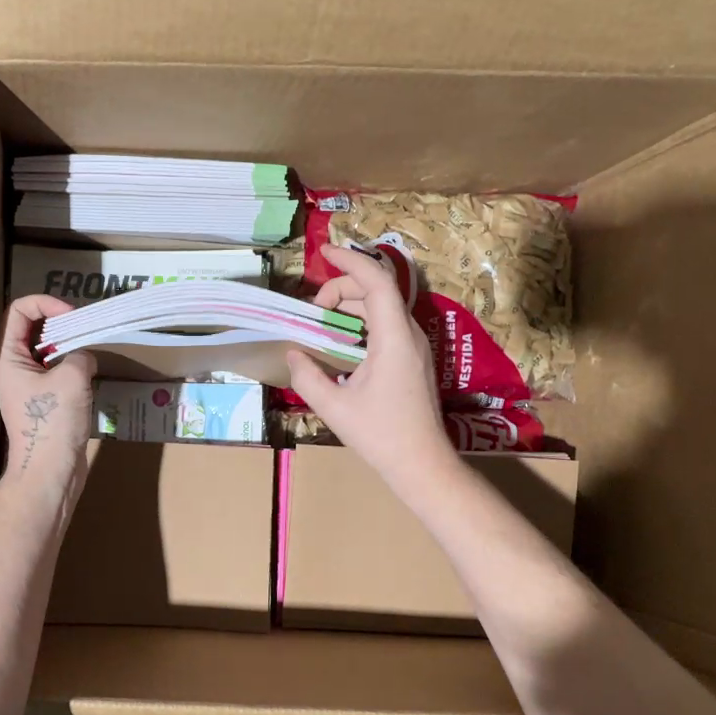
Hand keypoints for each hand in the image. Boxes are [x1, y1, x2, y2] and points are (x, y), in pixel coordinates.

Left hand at [0, 295, 94, 478]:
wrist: (49, 473)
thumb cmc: (52, 423)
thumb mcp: (72, 378)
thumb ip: (80, 354)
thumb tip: (86, 356)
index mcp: (10, 358)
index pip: (20, 311)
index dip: (45, 303)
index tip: (70, 314)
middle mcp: (16, 370)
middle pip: (35, 330)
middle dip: (62, 324)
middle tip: (87, 329)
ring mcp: (30, 388)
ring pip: (50, 354)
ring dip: (72, 347)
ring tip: (95, 348)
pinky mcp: (46, 405)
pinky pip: (60, 375)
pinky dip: (76, 369)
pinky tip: (96, 373)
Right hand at [286, 244, 453, 485]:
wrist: (421, 462)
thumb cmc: (380, 434)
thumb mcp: (333, 406)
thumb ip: (307, 375)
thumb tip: (294, 353)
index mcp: (393, 338)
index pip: (376, 282)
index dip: (350, 261)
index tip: (324, 252)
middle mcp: (409, 334)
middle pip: (377, 289)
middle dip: (342, 286)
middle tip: (313, 309)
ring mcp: (414, 346)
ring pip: (382, 306)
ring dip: (350, 304)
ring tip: (321, 322)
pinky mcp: (412, 358)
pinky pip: (386, 324)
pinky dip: (361, 320)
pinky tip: (340, 341)